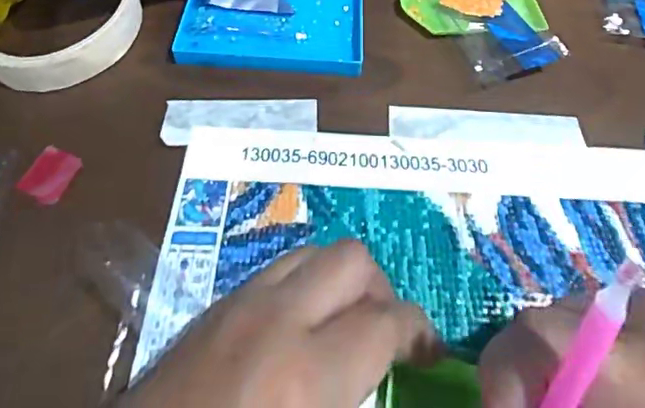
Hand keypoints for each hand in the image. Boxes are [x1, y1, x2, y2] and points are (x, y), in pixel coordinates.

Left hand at [123, 239, 441, 407]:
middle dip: (381, 290)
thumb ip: (355, 398)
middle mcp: (278, 317)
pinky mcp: (215, 304)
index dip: (420, 332)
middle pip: (352, 260)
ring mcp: (241, 301)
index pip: (386, 321)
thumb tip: (383, 373)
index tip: (429, 354)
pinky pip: (276, 267)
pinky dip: (302, 284)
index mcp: (307, 374)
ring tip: (343, 323)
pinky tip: (297, 326)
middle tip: (386, 334)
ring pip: (313, 252)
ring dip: (339, 280)